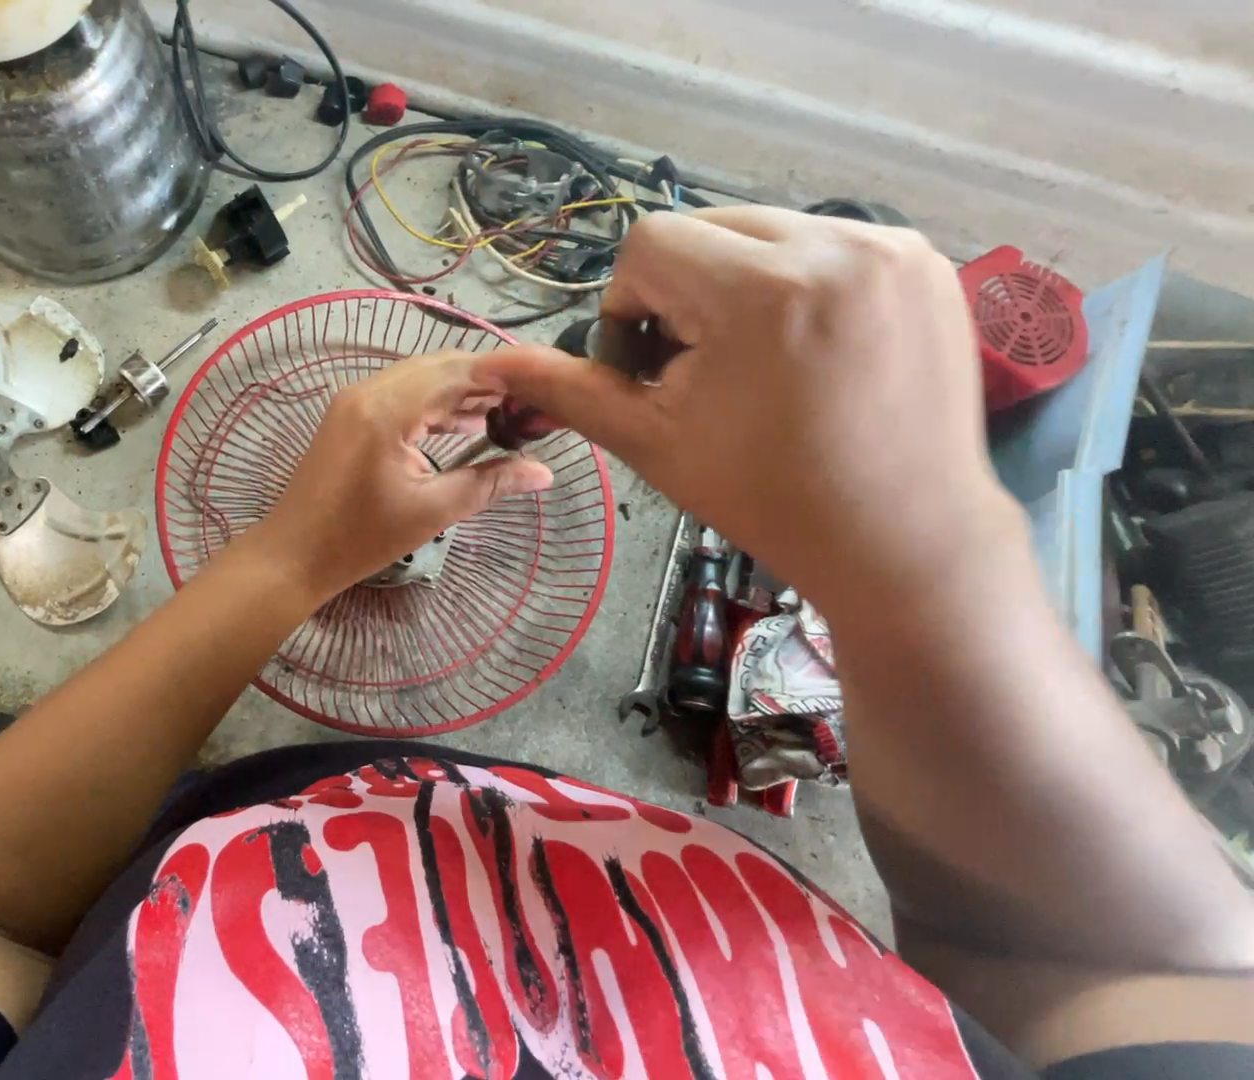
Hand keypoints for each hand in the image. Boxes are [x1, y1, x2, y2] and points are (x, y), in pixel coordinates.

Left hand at [247, 351, 553, 599]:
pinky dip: (433, 405)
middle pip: (440, 367)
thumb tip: (545, 472)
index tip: (545, 389)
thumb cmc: (359, 539)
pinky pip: (400, 395)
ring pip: (420, 379)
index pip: (458, 371)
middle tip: (532, 405)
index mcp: (386, 409)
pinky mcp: (348, 415)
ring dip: (461, 393)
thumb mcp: (431, 512)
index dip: (506, 376)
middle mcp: (368, 390)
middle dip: (487, 382)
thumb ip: (489, 484)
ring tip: (508, 415)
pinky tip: (464, 425)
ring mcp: (353, 400)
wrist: (293, 556)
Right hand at [477, 207, 1025, 619]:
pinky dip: (791, 284)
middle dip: (681, 292)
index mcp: (763, 289)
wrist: (897, 536)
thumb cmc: (761, 495)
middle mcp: (838, 242)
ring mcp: (893, 245)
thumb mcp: (648, 440)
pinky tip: (804, 350)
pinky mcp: (925, 259)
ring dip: (733, 285)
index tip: (656, 369)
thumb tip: (492, 362)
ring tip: (755, 362)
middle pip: (705, 227)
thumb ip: (568, 389)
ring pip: (762, 232)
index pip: (650, 243)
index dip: (630, 308)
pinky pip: (821, 244)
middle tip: (701, 369)